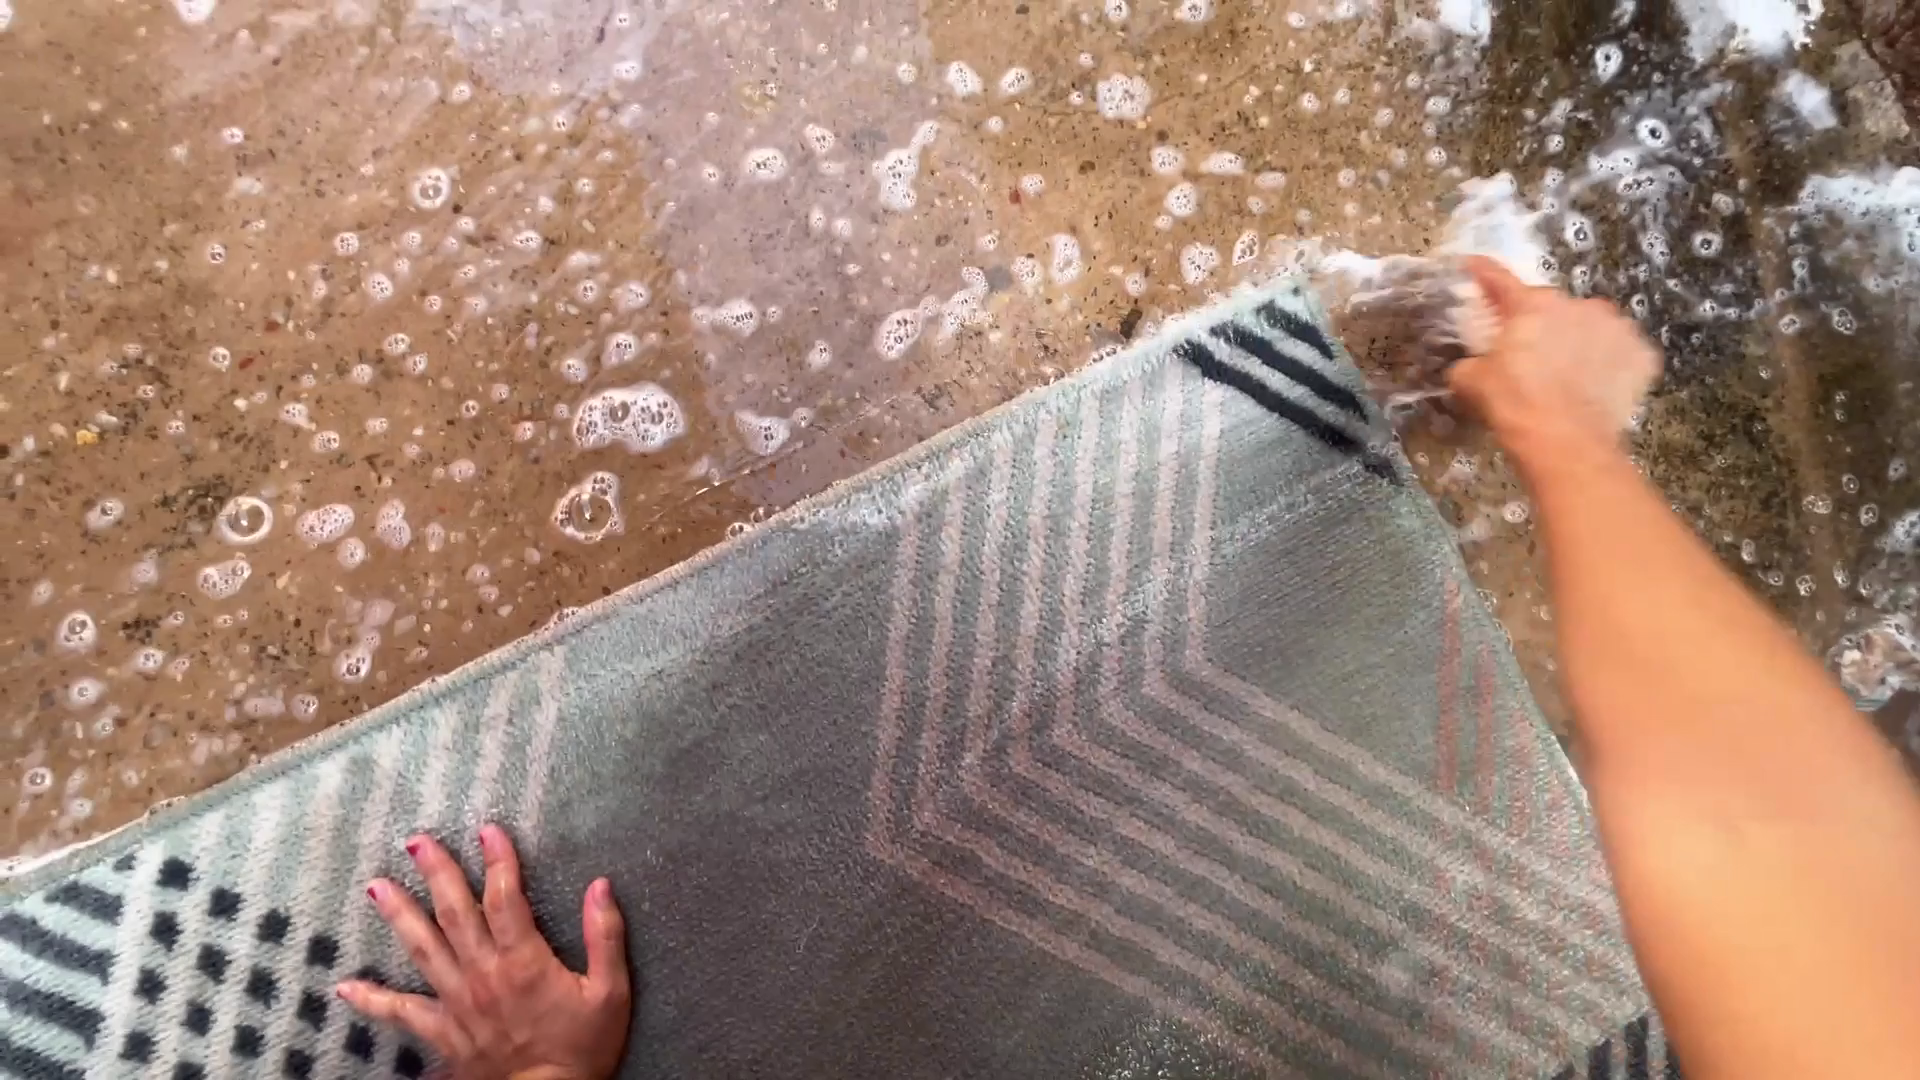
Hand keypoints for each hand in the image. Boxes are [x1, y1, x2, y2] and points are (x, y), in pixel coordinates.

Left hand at [337, 825, 631, 1079]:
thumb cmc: (583, 1046)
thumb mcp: (611, 989)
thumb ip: (605, 935)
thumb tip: (600, 884)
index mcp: (523, 962)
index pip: (505, 899)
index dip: (497, 862)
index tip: (488, 830)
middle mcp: (482, 976)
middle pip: (455, 915)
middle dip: (437, 874)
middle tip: (417, 841)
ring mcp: (456, 1005)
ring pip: (423, 951)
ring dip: (399, 916)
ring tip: (377, 886)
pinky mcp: (442, 1034)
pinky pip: (401, 1014)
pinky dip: (371, 1000)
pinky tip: (345, 987)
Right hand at [1447, 255, 1662, 470]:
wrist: (1564, 438)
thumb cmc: (1511, 402)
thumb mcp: (1469, 382)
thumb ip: (1470, 363)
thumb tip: (1472, 364)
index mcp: (1533, 307)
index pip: (1501, 282)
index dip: (1483, 272)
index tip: (1472, 263)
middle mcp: (1580, 306)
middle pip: (1552, 308)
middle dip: (1538, 325)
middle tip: (1524, 355)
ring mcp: (1618, 328)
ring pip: (1588, 328)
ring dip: (1574, 342)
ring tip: (1561, 375)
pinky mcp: (1643, 356)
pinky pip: (1616, 353)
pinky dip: (1603, 364)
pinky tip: (1589, 387)